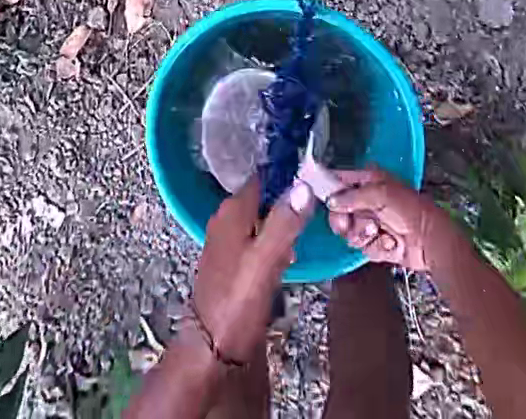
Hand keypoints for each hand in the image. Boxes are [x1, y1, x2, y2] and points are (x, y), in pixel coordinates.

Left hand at [191, 177, 314, 361]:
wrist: (210, 350)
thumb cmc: (238, 302)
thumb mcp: (266, 260)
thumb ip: (284, 222)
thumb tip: (304, 185)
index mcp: (233, 210)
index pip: (265, 176)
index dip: (289, 175)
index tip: (314, 178)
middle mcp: (226, 218)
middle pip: (264, 196)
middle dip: (288, 201)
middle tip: (314, 211)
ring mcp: (226, 239)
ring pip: (261, 218)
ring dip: (282, 223)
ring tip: (304, 233)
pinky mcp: (229, 259)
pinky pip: (256, 237)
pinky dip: (272, 241)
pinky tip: (286, 255)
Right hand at [326, 167, 453, 273]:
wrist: (429, 240)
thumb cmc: (408, 209)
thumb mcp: (380, 194)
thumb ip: (352, 196)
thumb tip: (331, 200)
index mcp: (368, 180)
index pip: (339, 180)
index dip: (329, 188)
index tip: (322, 198)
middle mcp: (366, 199)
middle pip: (338, 209)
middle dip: (344, 219)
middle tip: (348, 224)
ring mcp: (369, 222)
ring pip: (348, 230)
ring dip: (362, 233)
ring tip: (378, 231)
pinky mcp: (374, 243)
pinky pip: (361, 246)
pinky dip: (374, 246)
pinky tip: (388, 242)